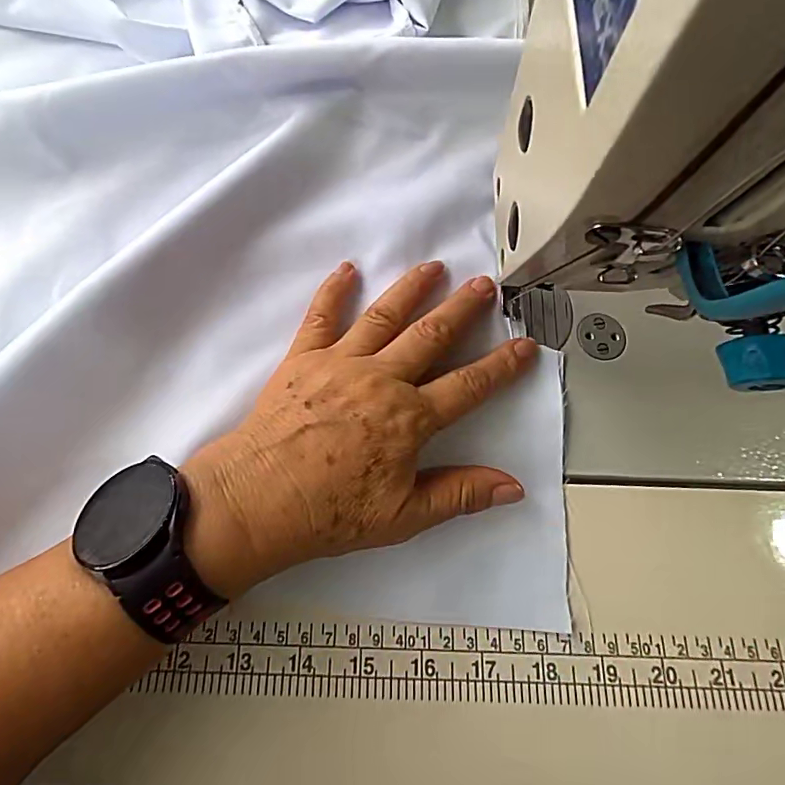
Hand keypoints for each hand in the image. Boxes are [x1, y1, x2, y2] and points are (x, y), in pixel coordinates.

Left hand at [179, 261, 540, 597]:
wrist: (261, 497)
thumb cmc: (326, 510)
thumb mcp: (403, 516)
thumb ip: (459, 495)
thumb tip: (509, 487)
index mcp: (409, 419)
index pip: (469, 385)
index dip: (501, 365)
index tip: (522, 346)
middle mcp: (379, 381)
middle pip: (431, 336)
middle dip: (461, 309)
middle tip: (482, 287)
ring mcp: (340, 365)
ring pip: (384, 316)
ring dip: (411, 289)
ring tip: (432, 268)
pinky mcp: (302, 360)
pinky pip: (321, 316)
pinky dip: (334, 290)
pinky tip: (347, 271)